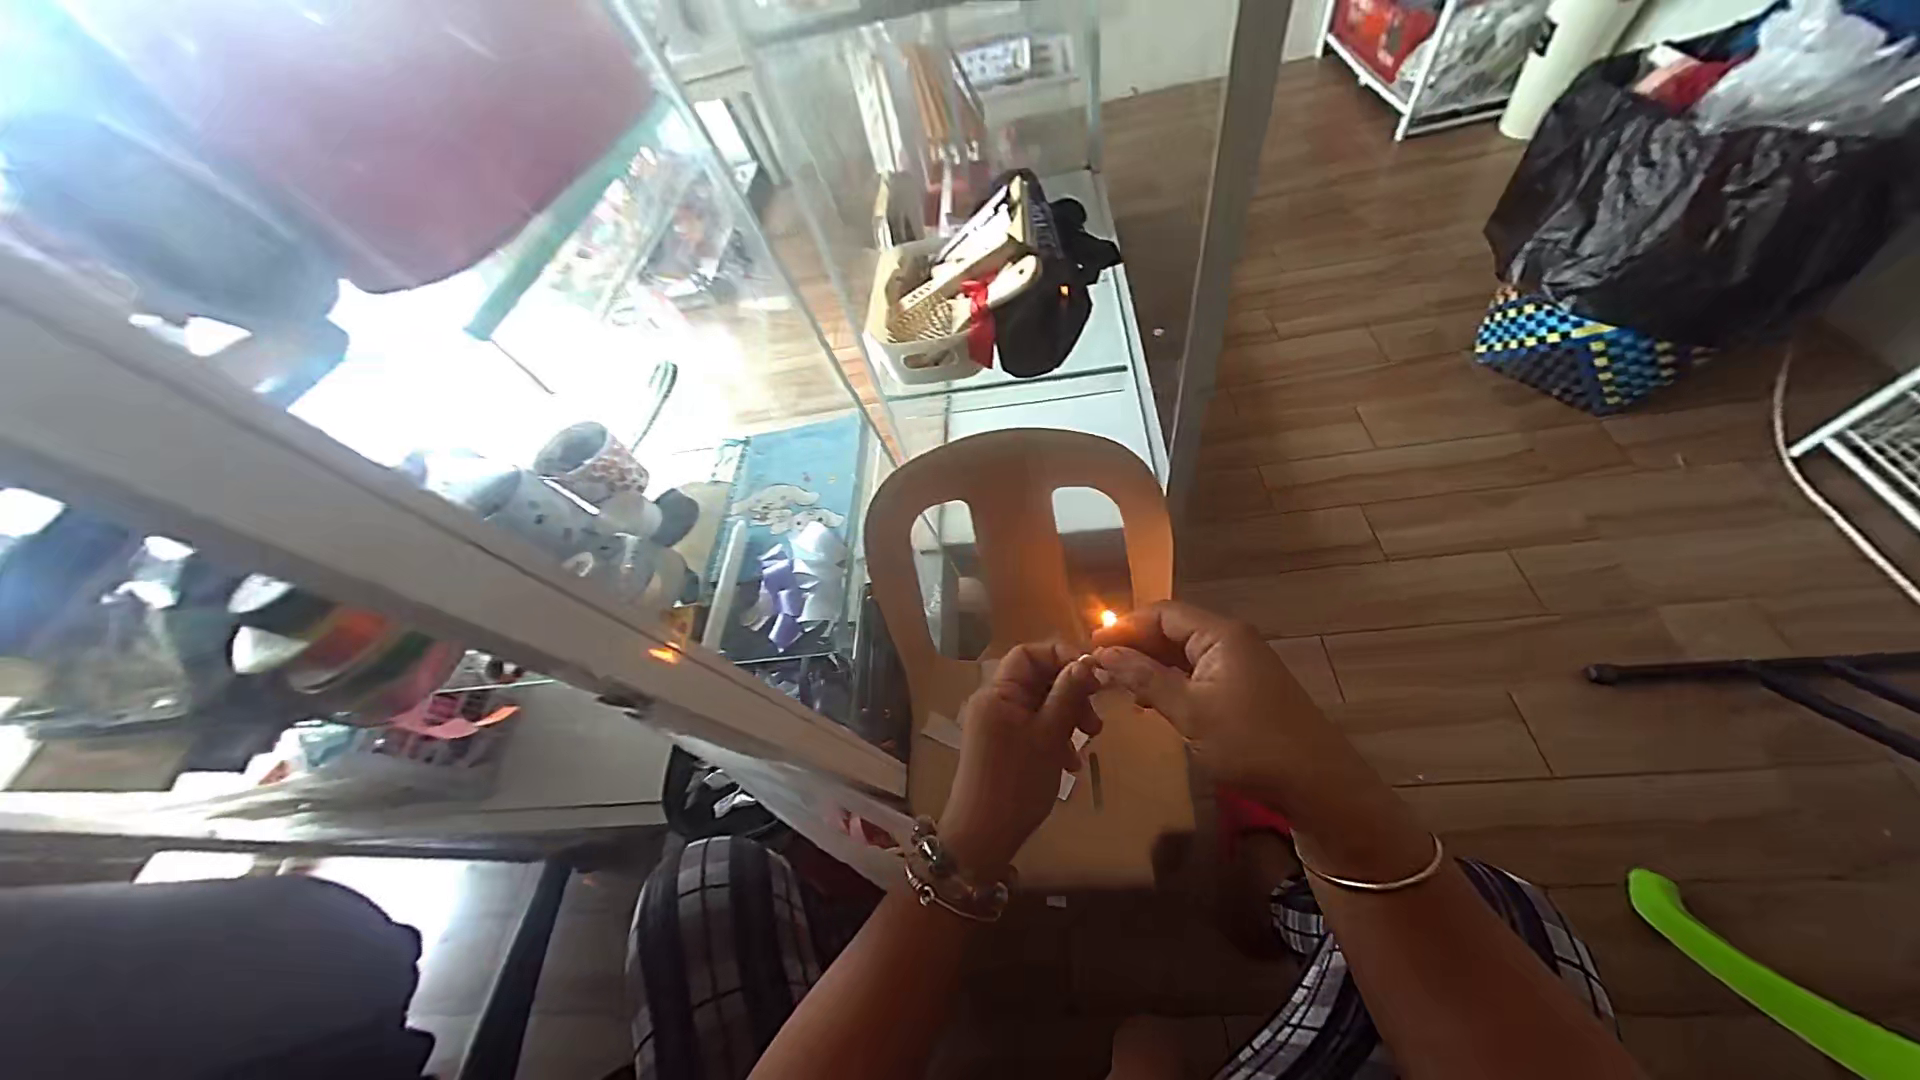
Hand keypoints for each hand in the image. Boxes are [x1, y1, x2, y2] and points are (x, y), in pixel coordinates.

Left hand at [938, 641, 1101, 879]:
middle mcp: (994, 701)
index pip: (1029, 654)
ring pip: (1040, 704)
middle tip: (1095, 717)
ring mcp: (998, 724)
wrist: (984, 836)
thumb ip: (1067, 694)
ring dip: (1068, 717)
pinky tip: (1070, 762)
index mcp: (998, 692)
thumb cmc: (1016, 783)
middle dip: (1071, 692)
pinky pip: (1034, 726)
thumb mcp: (1049, 735)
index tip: (1094, 676)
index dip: (1062, 657)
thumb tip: (1086, 661)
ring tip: (1089, 739)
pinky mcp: (1004, 744)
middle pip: (1038, 678)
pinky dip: (1055, 736)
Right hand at [1091, 602, 1430, 879]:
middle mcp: (1231, 639)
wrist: (1318, 786)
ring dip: (1150, 664)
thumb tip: (1103, 654)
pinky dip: (1170, 681)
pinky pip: (1197, 672)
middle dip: (1135, 645)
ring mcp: (1240, 663)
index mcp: (1220, 634)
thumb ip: (1144, 678)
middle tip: (1099, 666)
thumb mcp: (1189, 711)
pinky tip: (1150, 700)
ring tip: (1117, 683)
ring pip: (1183, 653)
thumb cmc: (1250, 743)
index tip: (1092, 646)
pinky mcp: (1243, 687)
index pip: (1162, 612)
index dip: (1125, 626)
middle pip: (1172, 629)